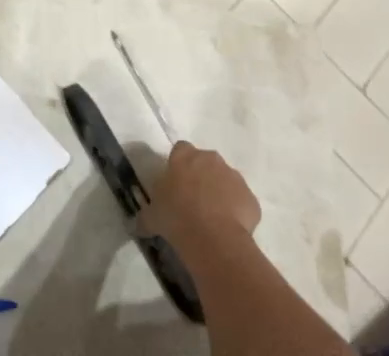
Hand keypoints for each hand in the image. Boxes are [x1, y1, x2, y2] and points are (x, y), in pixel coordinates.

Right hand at [141, 141, 260, 251]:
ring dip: (219, 193)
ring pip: (226, 180)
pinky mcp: (251, 197)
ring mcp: (234, 177)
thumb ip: (145, 216)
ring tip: (210, 218)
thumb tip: (137, 224)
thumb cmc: (176, 218)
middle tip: (192, 201)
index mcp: (184, 157)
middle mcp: (211, 159)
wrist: (214, 239)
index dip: (178, 165)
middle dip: (201, 177)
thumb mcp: (151, 217)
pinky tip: (226, 228)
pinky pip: (241, 201)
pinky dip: (236, 211)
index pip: (180, 150)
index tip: (175, 183)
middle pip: (206, 162)